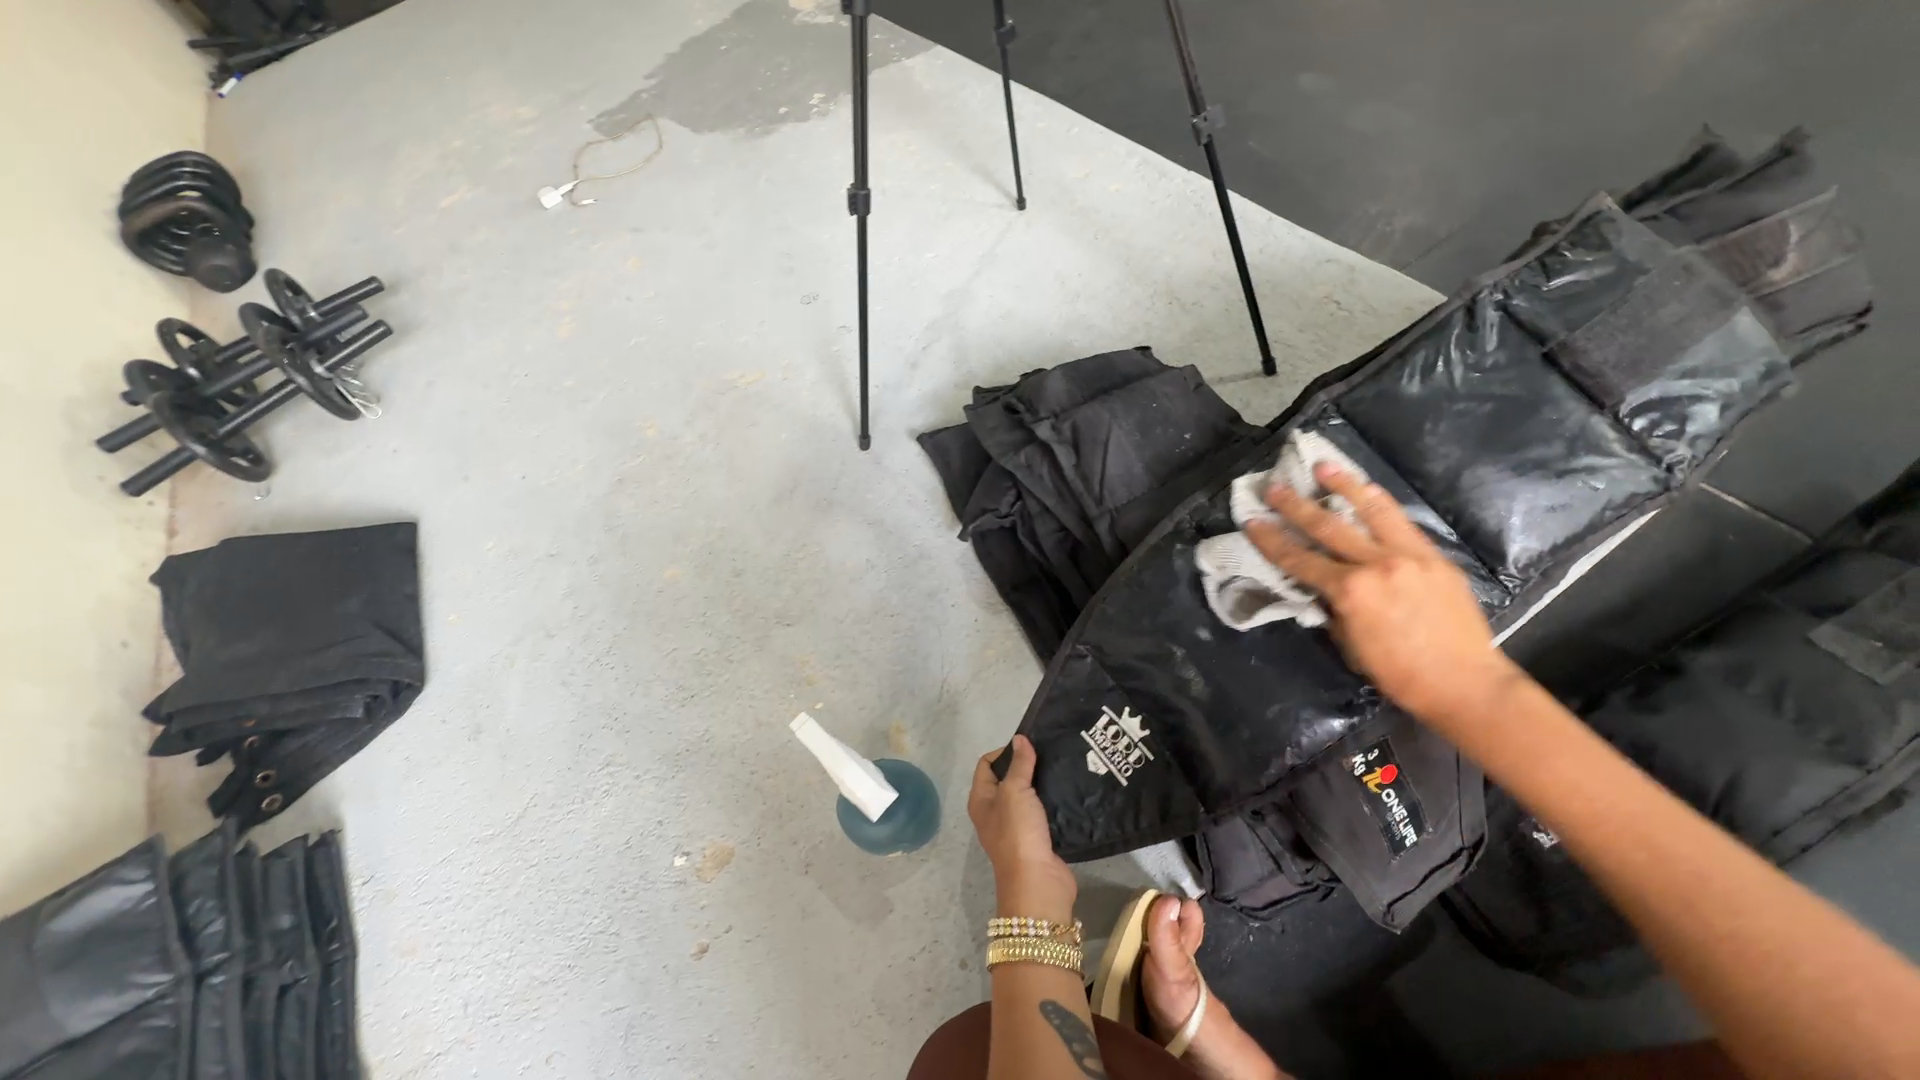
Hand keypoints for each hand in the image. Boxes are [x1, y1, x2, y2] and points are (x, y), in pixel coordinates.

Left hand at [969, 735, 1076, 922]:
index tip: (1030, 747)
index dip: (1004, 752)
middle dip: (1026, 766)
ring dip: (1042, 784)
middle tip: (1050, 754)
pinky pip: (1044, 813)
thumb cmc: (1018, 832)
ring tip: (1063, 768)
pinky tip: (1069, 791)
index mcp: (981, 800)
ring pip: (1028, 796)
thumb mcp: (1015, 791)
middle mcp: (995, 812)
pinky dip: (1054, 802)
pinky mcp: (1037, 839)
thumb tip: (1019, 739)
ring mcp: (1016, 827)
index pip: (986, 765)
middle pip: (1008, 779)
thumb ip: (1019, 764)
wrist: (1038, 882)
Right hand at [1243, 463, 1520, 722]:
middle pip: (1327, 526)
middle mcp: (1376, 564)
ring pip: (1371, 510)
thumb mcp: (1350, 645)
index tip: (1252, 522)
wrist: (1464, 682)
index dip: (1271, 541)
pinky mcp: (1434, 556)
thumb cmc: (1399, 674)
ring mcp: (1408, 555)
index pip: (1299, 560)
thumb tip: (1322, 589)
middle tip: (1274, 487)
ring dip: (1344, 485)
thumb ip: (1333, 610)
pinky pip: (1401, 522)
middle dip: (1295, 506)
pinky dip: (1380, 504)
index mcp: (1349, 592)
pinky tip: (1368, 491)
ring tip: (1324, 466)